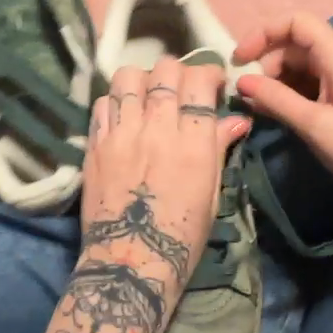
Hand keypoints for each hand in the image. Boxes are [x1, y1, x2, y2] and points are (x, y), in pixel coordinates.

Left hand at [80, 57, 248, 294]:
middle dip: (178, 72)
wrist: (129, 262)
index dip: (208, 73)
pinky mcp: (95, 145)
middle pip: (165, 70)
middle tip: (180, 89)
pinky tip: (124, 115)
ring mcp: (121, 134)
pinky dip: (116, 100)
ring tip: (148, 95)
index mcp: (193, 143)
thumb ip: (218, 149)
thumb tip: (237, 119)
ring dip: (143, 79)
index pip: (199, 81)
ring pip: (128, 77)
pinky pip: (103, 102)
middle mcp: (156, 129)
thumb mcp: (211, 194)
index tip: (212, 84)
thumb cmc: (181, 236)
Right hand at [232, 13, 332, 210]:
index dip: (263, 33)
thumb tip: (242, 81)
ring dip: (283, 81)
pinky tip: (290, 115)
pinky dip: (301, 91)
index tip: (239, 61)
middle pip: (301, 44)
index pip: (298, 22)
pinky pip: (324, 80)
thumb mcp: (317, 127)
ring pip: (311, 64)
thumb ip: (277, 100)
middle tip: (252, 98)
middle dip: (270, 64)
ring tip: (266, 110)